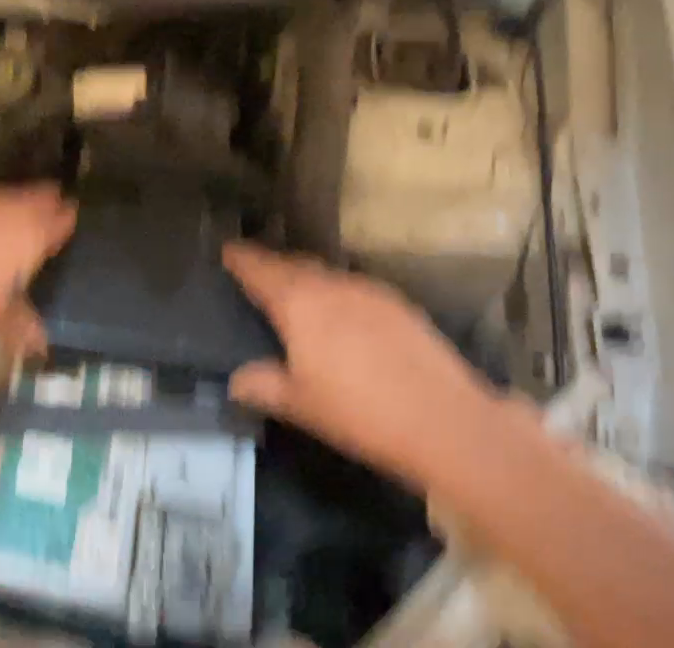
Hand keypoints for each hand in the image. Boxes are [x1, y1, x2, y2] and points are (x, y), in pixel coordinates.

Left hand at [0, 185, 76, 360]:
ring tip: (10, 199)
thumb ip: (22, 325)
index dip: (63, 218)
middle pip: (25, 202)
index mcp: (25, 241)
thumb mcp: (0, 328)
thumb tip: (40, 340)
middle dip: (39, 199)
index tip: (71, 211)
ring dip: (4, 198)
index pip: (52, 224)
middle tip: (50, 193)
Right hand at [224, 242, 500, 483]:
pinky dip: (337, 295)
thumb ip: (263, 385)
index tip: (227, 250)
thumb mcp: (300, 406)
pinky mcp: (399, 305)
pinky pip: (354, 289)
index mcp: (298, 304)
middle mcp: (331, 286)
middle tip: (255, 273)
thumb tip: (237, 380)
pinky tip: (343, 319)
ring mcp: (369, 291)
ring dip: (306, 280)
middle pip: (293, 265)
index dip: (241, 258)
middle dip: (272, 267)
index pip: (260, 269)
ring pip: (326, 275)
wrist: (446, 422)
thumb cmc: (359, 413)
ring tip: (297, 296)